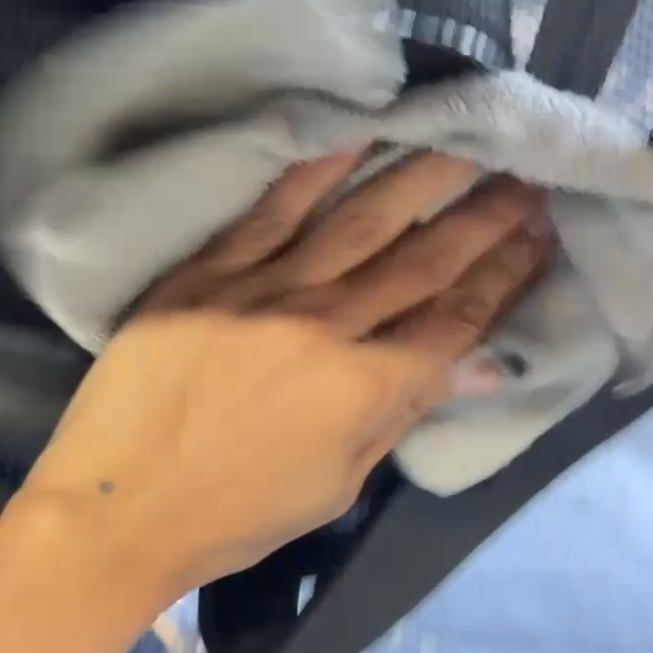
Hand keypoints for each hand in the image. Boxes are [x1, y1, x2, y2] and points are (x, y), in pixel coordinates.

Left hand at [10, 150, 555, 597]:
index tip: (539, 232)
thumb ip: (394, 416)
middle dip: (478, 216)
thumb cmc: (223, 516)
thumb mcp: (333, 487)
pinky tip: (347, 136)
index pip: (454, 319)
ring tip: (458, 135)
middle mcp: (319, 329)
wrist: (112, 506)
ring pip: (351, 225)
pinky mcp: (192, 283)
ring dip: (414, 177)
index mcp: (365, 388)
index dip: (503, 275)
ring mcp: (252, 297)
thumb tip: (475, 366)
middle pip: (416, 261)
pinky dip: (308, 174)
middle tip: (522, 169)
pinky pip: (259, 217)